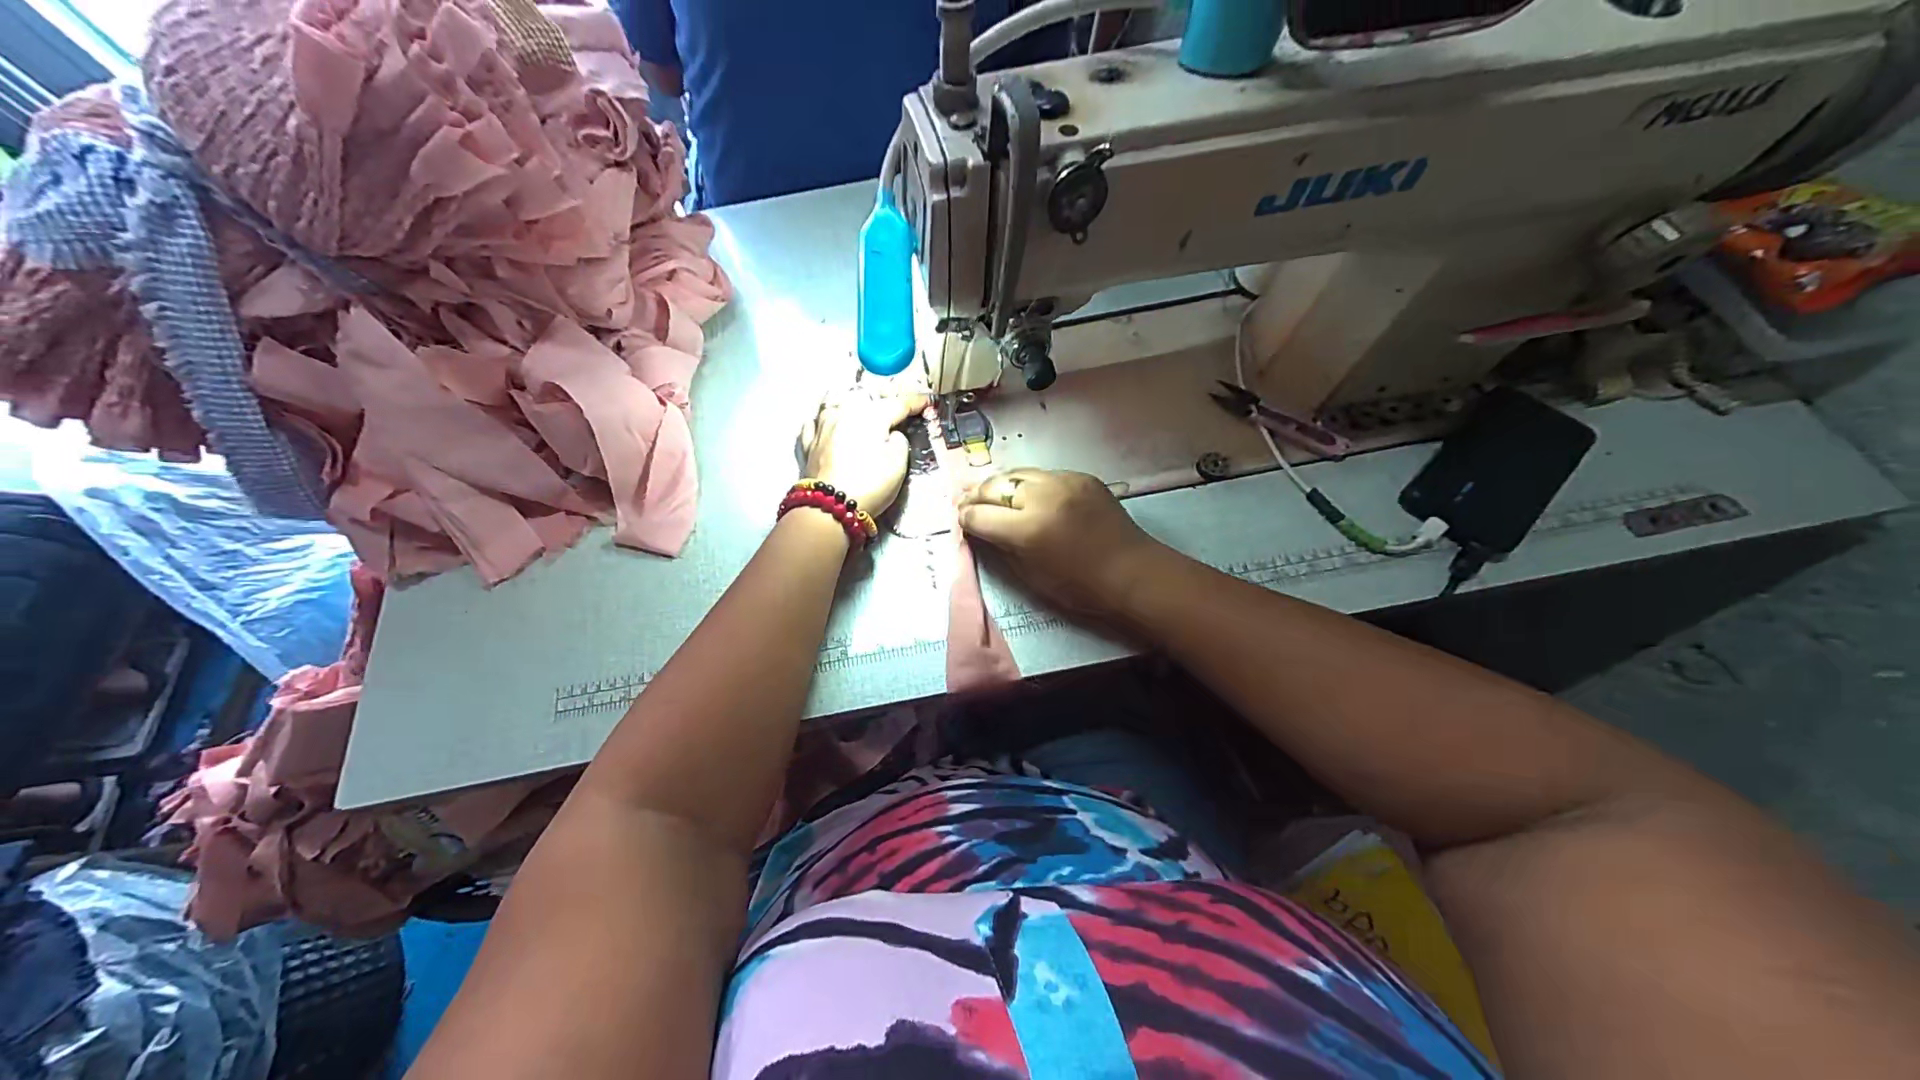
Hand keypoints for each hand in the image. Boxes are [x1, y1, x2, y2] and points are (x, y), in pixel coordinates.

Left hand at [800, 387, 928, 516]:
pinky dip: (822, 419)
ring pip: (833, 400)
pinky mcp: (808, 443)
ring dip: (847, 400)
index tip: (928, 401)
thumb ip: (898, 441)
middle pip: (864, 394)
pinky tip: (826, 423)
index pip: (899, 403)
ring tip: (855, 406)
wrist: (831, 506)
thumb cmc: (870, 483)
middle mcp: (844, 412)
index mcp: (871, 414)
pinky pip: (814, 422)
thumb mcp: (899, 463)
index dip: (917, 402)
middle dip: (880, 397)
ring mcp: (822, 426)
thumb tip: (890, 435)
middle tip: (892, 408)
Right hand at [958, 469, 1168, 616]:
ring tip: (988, 491)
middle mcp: (1042, 496)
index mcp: (1027, 528)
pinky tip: (1025, 493)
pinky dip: (1028, 484)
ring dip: (1000, 484)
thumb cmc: (1079, 587)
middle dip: (975, 494)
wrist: (1132, 572)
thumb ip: (1000, 547)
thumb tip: (979, 529)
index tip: (959, 520)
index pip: (979, 515)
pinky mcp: (1080, 476)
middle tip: (963, 501)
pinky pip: (1043, 475)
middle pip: (994, 486)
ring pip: (1017, 473)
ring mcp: (1063, 481)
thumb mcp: (1030, 576)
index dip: (964, 519)